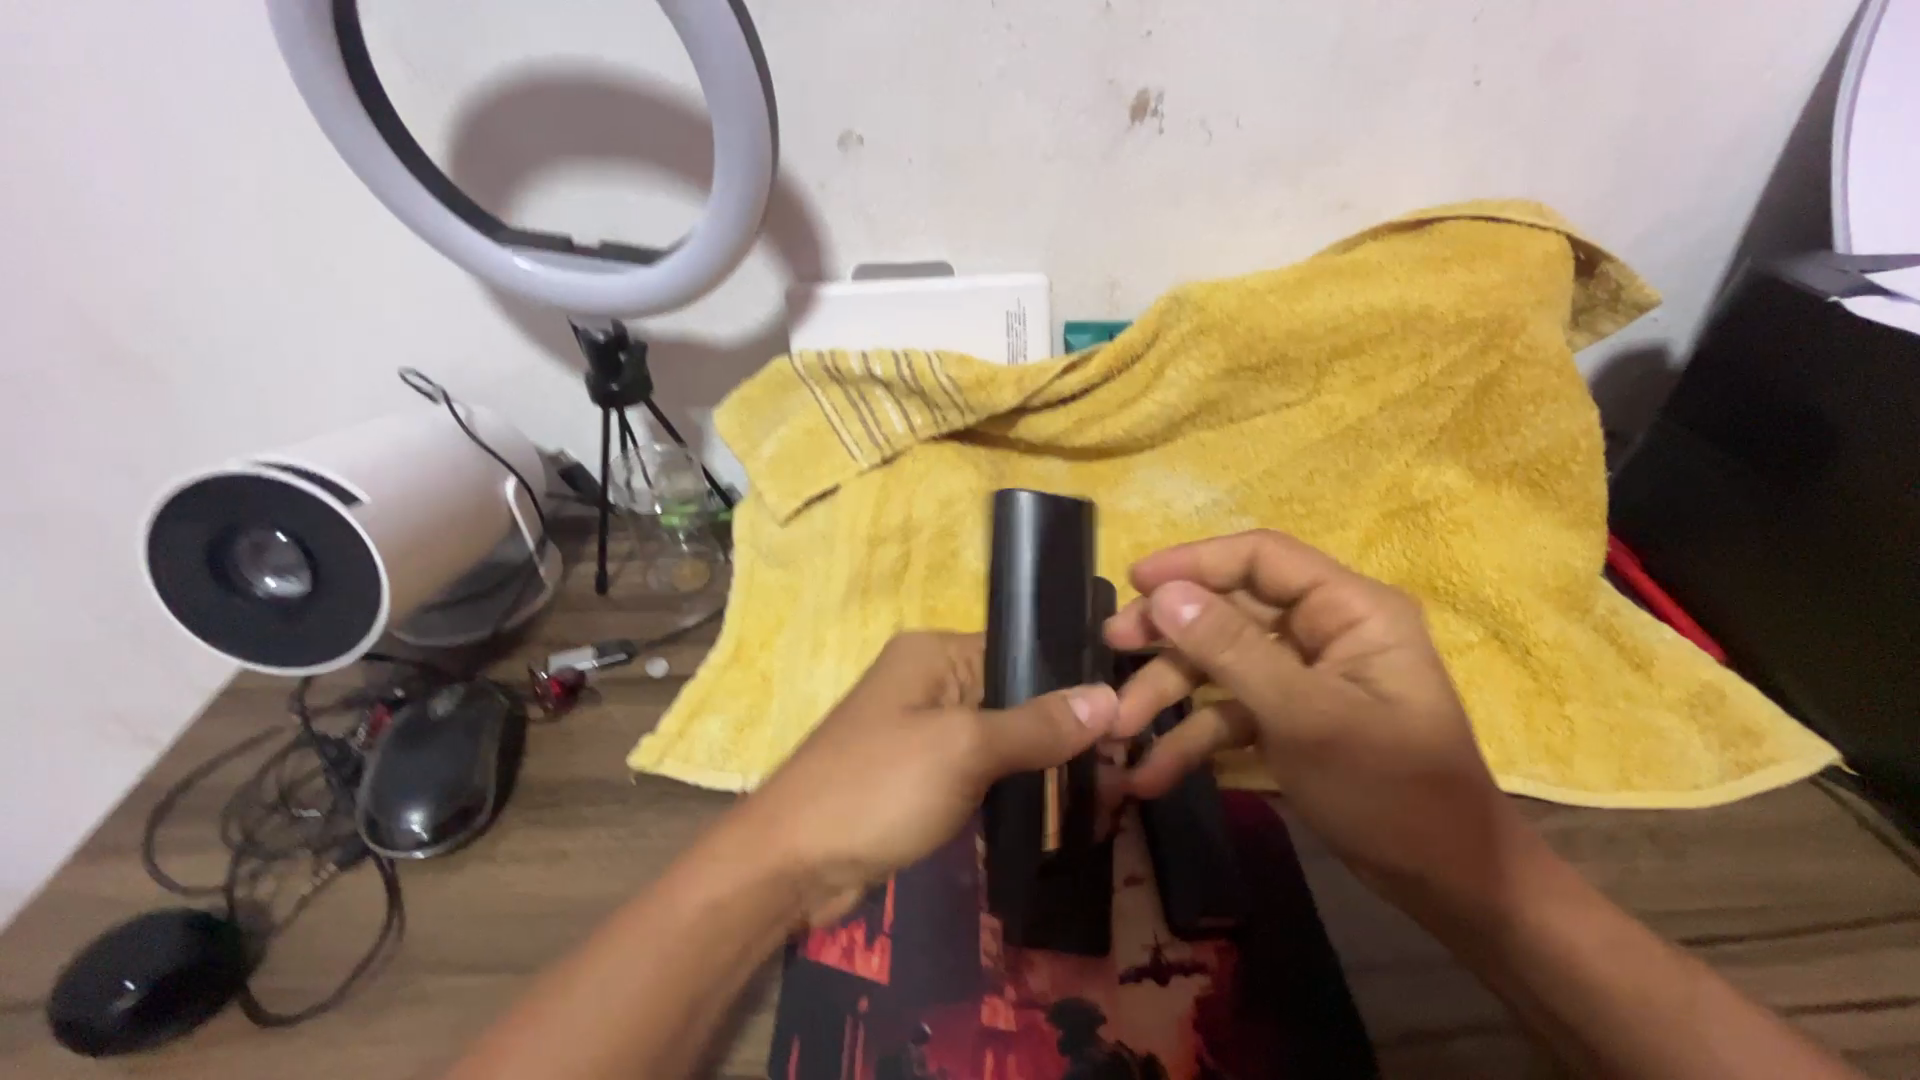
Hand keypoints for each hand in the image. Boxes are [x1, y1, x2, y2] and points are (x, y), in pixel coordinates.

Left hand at [733, 631, 1117, 925]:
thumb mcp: (964, 750)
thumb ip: (1037, 726)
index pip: (1021, 652)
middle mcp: (929, 681)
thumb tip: (1109, 698)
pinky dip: (1012, 787)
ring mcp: (922, 731)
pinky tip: (1054, 807)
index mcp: (934, 652)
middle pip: (1014, 696)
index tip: (1129, 718)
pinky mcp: (920, 777)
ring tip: (1105, 789)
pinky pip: (979, 771)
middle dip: (1064, 730)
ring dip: (1041, 763)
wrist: (791, 863)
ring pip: (1000, 738)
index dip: (1072, 684)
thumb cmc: (877, 788)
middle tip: (1125, 764)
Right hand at [1105, 530, 1527, 901]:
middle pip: (1229, 611)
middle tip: (1112, 646)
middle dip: (1170, 636)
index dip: (1195, 562)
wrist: (1446, 882)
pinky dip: (1194, 739)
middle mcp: (1324, 632)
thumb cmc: (1390, 789)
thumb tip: (1163, 595)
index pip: (1261, 558)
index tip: (1134, 581)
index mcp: (1349, 610)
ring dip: (1169, 696)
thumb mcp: (1305, 717)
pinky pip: (1230, 713)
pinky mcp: (1289, 719)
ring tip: (1119, 731)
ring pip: (1220, 666)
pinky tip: (1154, 773)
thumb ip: (1231, 651)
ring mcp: (1304, 678)